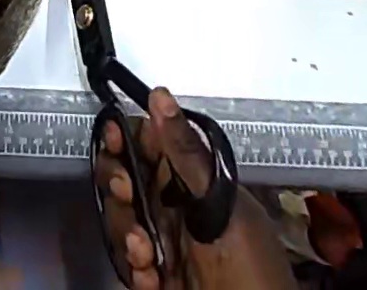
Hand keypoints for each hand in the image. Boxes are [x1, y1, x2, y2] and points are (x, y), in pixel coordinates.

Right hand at [96, 89, 296, 289]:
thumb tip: (160, 94)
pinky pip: (125, 261)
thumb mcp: (221, 209)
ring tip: (147, 257)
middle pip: (124, 174)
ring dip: (126, 233)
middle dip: (117, 183)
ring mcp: (163, 241)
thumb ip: (185, 152)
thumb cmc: (253, 277)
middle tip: (127, 195)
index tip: (113, 138)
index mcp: (194, 180)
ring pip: (120, 217)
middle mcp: (175, 204)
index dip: (125, 135)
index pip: (147, 141)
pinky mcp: (154, 277)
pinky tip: (151, 281)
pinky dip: (133, 270)